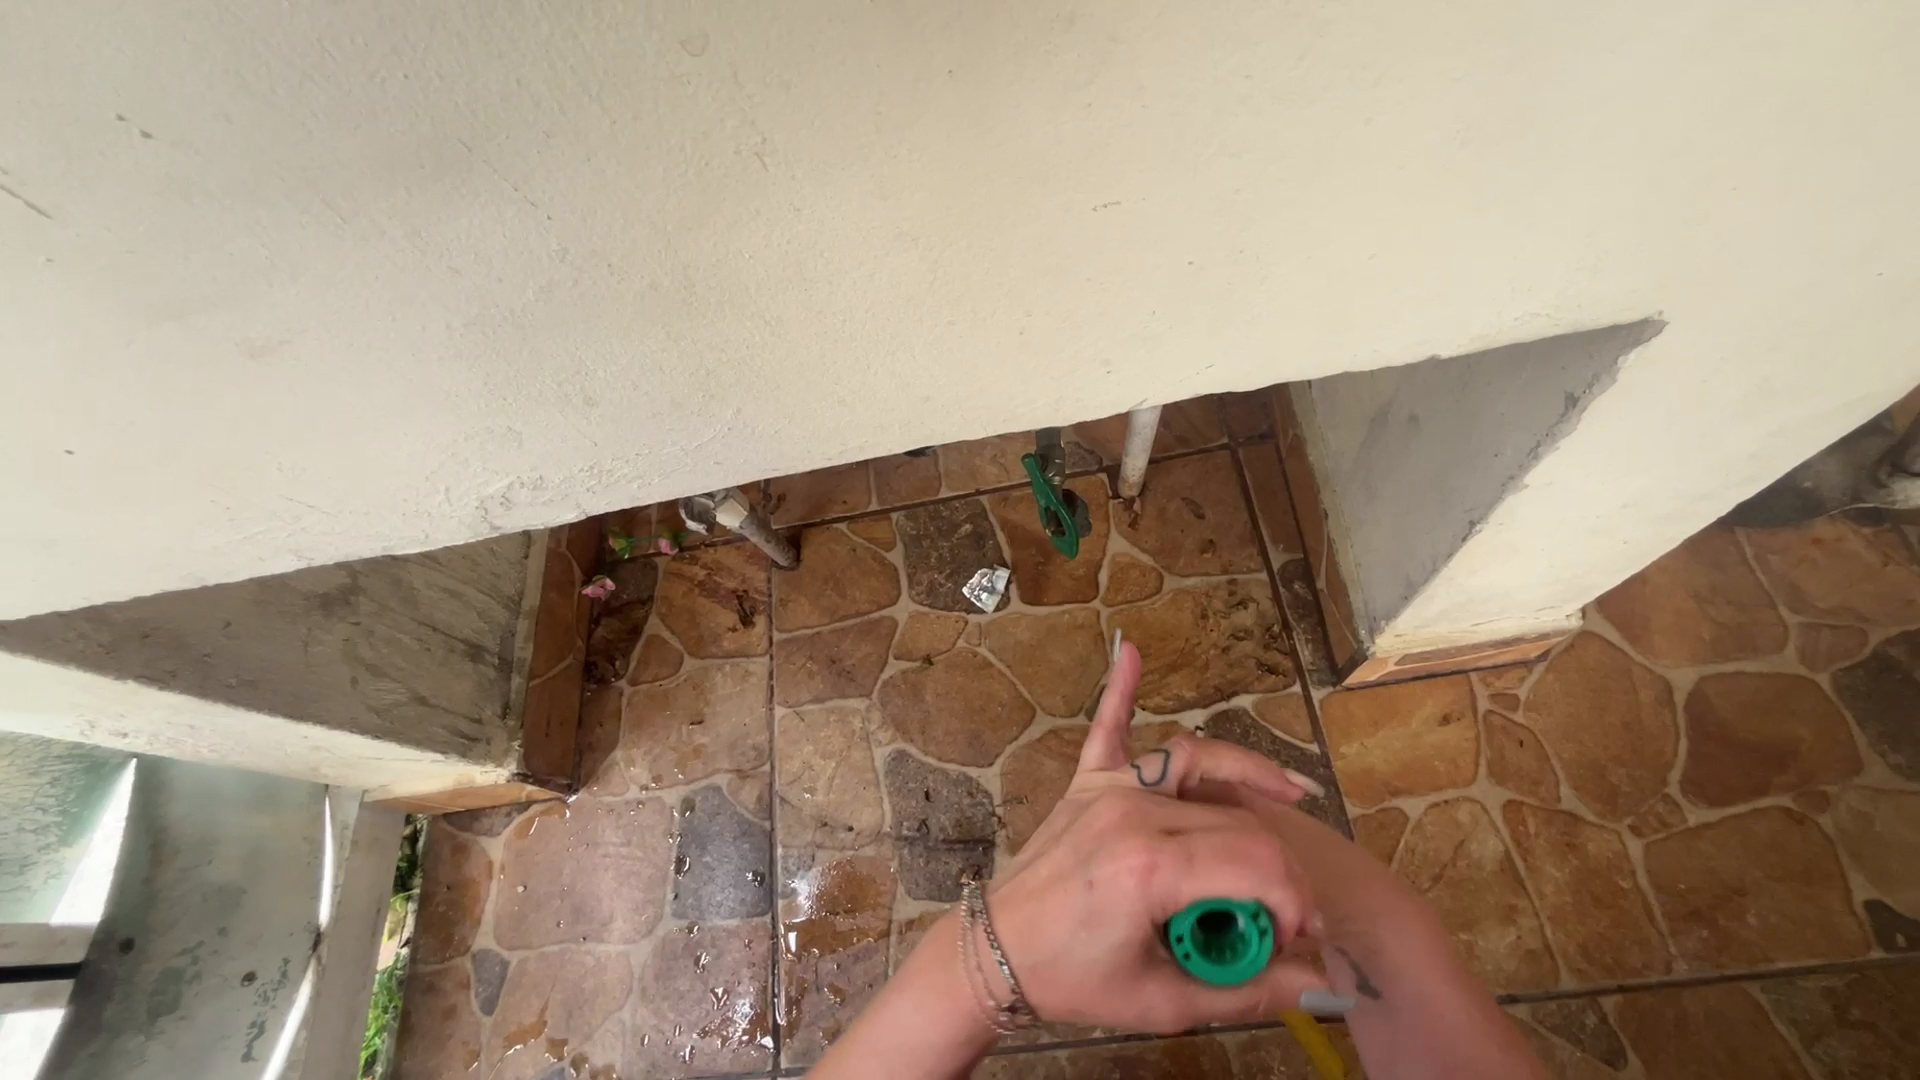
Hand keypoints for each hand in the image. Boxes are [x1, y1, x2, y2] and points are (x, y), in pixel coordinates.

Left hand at [976, 640, 1334, 1033]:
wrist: (997, 949)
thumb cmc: (1075, 979)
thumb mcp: (1163, 1002)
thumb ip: (1248, 990)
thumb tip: (1324, 987)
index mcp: (1150, 867)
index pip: (1257, 864)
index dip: (1296, 902)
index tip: (1300, 939)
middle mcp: (1131, 813)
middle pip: (1237, 821)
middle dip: (1280, 868)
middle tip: (1290, 914)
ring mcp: (1107, 789)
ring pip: (1194, 762)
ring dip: (1246, 772)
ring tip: (1291, 789)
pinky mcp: (1087, 783)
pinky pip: (1108, 729)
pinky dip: (1119, 689)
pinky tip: (1130, 649)